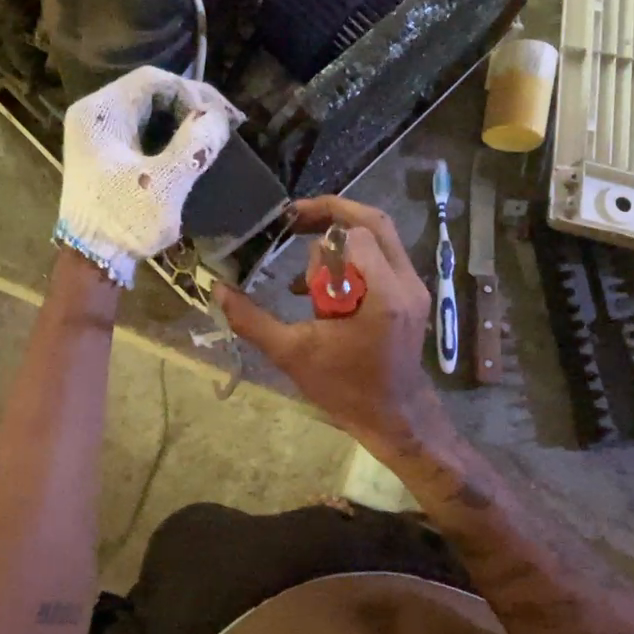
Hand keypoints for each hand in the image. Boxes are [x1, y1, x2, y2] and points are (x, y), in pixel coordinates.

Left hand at [56, 68, 241, 286]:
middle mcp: (93, 115)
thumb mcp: (167, 183)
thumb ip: (196, 144)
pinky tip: (190, 149)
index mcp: (100, 112)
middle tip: (224, 123)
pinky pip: (140, 131)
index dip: (194, 92)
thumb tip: (219, 118)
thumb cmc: (125, 220)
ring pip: (147, 112)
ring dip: (181, 121)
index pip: (154, 80)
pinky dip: (167, 136)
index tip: (222, 117)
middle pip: (150, 92)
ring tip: (213, 135)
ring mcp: (96, 136)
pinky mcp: (103, 155)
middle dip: (190, 105)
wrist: (91, 263)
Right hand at [216, 196, 447, 448]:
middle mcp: (405, 282)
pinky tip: (320, 285)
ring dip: (341, 237)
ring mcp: (414, 286)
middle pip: (373, 222)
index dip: (319, 239)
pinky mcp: (412, 294)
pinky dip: (353, 256)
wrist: (394, 418)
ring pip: (381, 236)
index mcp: (381, 295)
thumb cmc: (344, 389)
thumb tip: (218, 290)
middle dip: (331, 216)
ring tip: (303, 253)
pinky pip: (383, 256)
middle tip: (293, 220)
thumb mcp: (292, 355)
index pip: (352, 237)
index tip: (290, 247)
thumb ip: (253, 320)